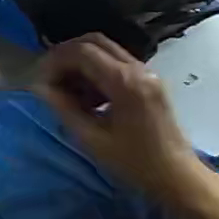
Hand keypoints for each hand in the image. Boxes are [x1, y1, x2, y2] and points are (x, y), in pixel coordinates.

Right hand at [33, 34, 206, 201]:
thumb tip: (40, 88)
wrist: (177, 176)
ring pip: (106, 49)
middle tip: (50, 79)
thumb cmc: (134, 163)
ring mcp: (147, 73)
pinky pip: (117, 63)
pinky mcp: (150, 81)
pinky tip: (88, 97)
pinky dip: (96, 70)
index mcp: (124, 82)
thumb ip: (64, 108)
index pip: (82, 52)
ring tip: (67, 90)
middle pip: (94, 42)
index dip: (55, 61)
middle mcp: (138, 69)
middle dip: (66, 56)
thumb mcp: (91, 139)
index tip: (41, 81)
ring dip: (81, 62)